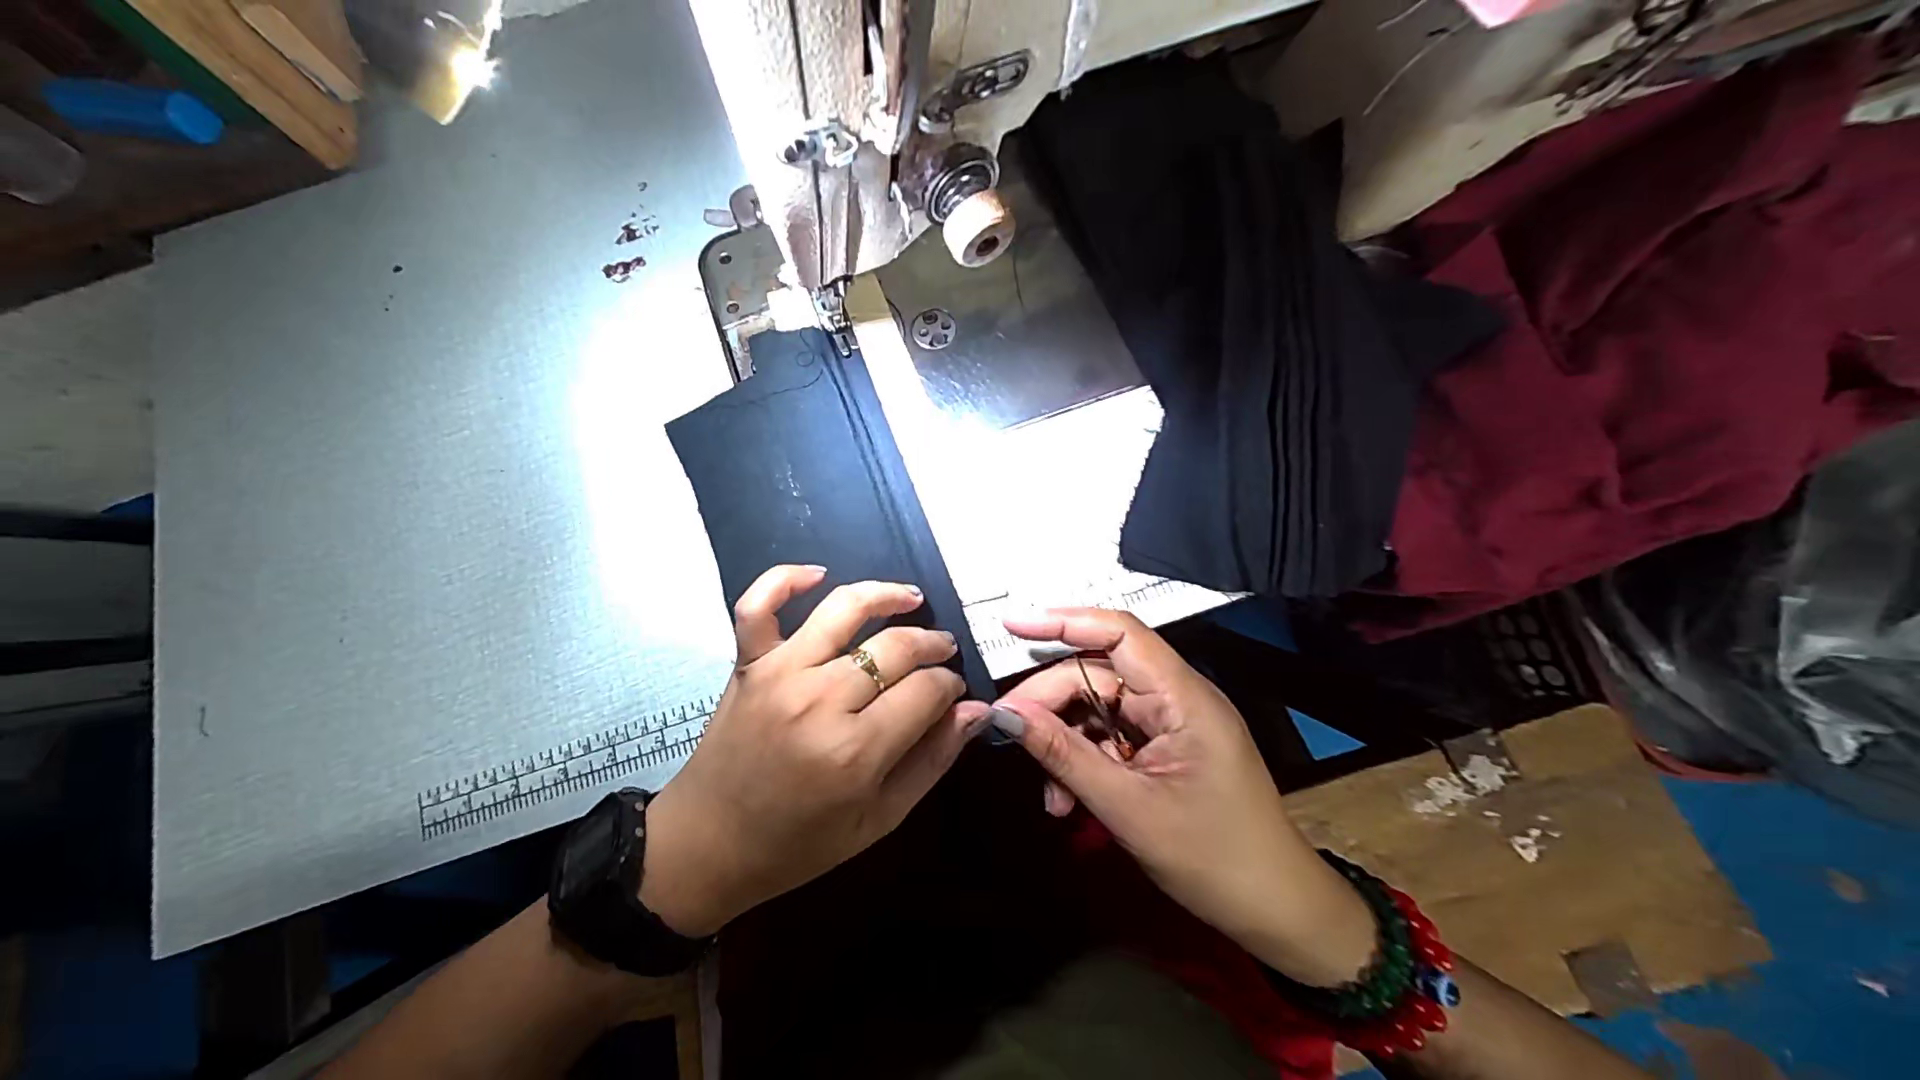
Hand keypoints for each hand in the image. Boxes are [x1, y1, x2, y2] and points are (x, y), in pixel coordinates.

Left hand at [639, 565, 989, 936]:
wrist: (709, 845)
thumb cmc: (799, 843)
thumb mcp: (880, 819)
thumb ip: (933, 760)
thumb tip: (977, 711)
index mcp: (856, 751)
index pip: (927, 690)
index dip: (951, 686)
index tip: (953, 692)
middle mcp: (819, 701)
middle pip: (895, 647)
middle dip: (932, 644)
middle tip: (942, 651)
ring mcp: (779, 674)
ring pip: (843, 610)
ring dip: (886, 595)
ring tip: (912, 598)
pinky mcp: (747, 663)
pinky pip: (759, 605)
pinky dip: (785, 579)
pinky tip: (818, 574)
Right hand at [991, 609, 1374, 986]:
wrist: (1274, 909)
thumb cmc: (1214, 858)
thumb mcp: (1128, 807)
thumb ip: (1063, 755)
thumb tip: (1007, 714)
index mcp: (1183, 697)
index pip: (1120, 633)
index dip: (1064, 621)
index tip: (1014, 626)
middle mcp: (1176, 698)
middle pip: (1097, 675)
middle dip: (1051, 705)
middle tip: (1012, 735)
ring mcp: (1170, 723)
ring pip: (1097, 710)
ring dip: (1064, 745)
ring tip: (1051, 795)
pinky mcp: (1163, 748)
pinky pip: (1108, 738)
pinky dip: (1082, 762)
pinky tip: (1067, 800)